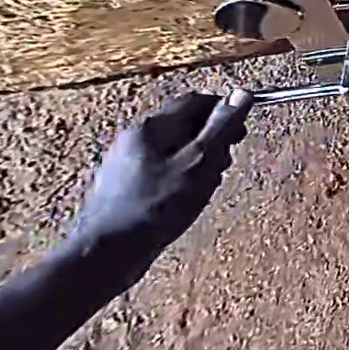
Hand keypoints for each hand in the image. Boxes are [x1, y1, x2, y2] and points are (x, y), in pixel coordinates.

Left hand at [65, 90, 252, 283]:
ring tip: (206, 184)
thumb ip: (222, 126)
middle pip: (186, 124)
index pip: (196, 101)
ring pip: (177, 147)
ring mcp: (126, 163)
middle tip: (224, 162)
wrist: (106, 255)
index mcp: (151, 128)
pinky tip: (186, 197)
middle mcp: (134, 139)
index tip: (240, 131)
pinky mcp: (124, 185)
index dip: (224, 111)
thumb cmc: (157, 205)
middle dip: (213, 139)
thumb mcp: (201, 160)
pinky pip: (163, 168)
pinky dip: (183, 175)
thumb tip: (241, 94)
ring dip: (200, 159)